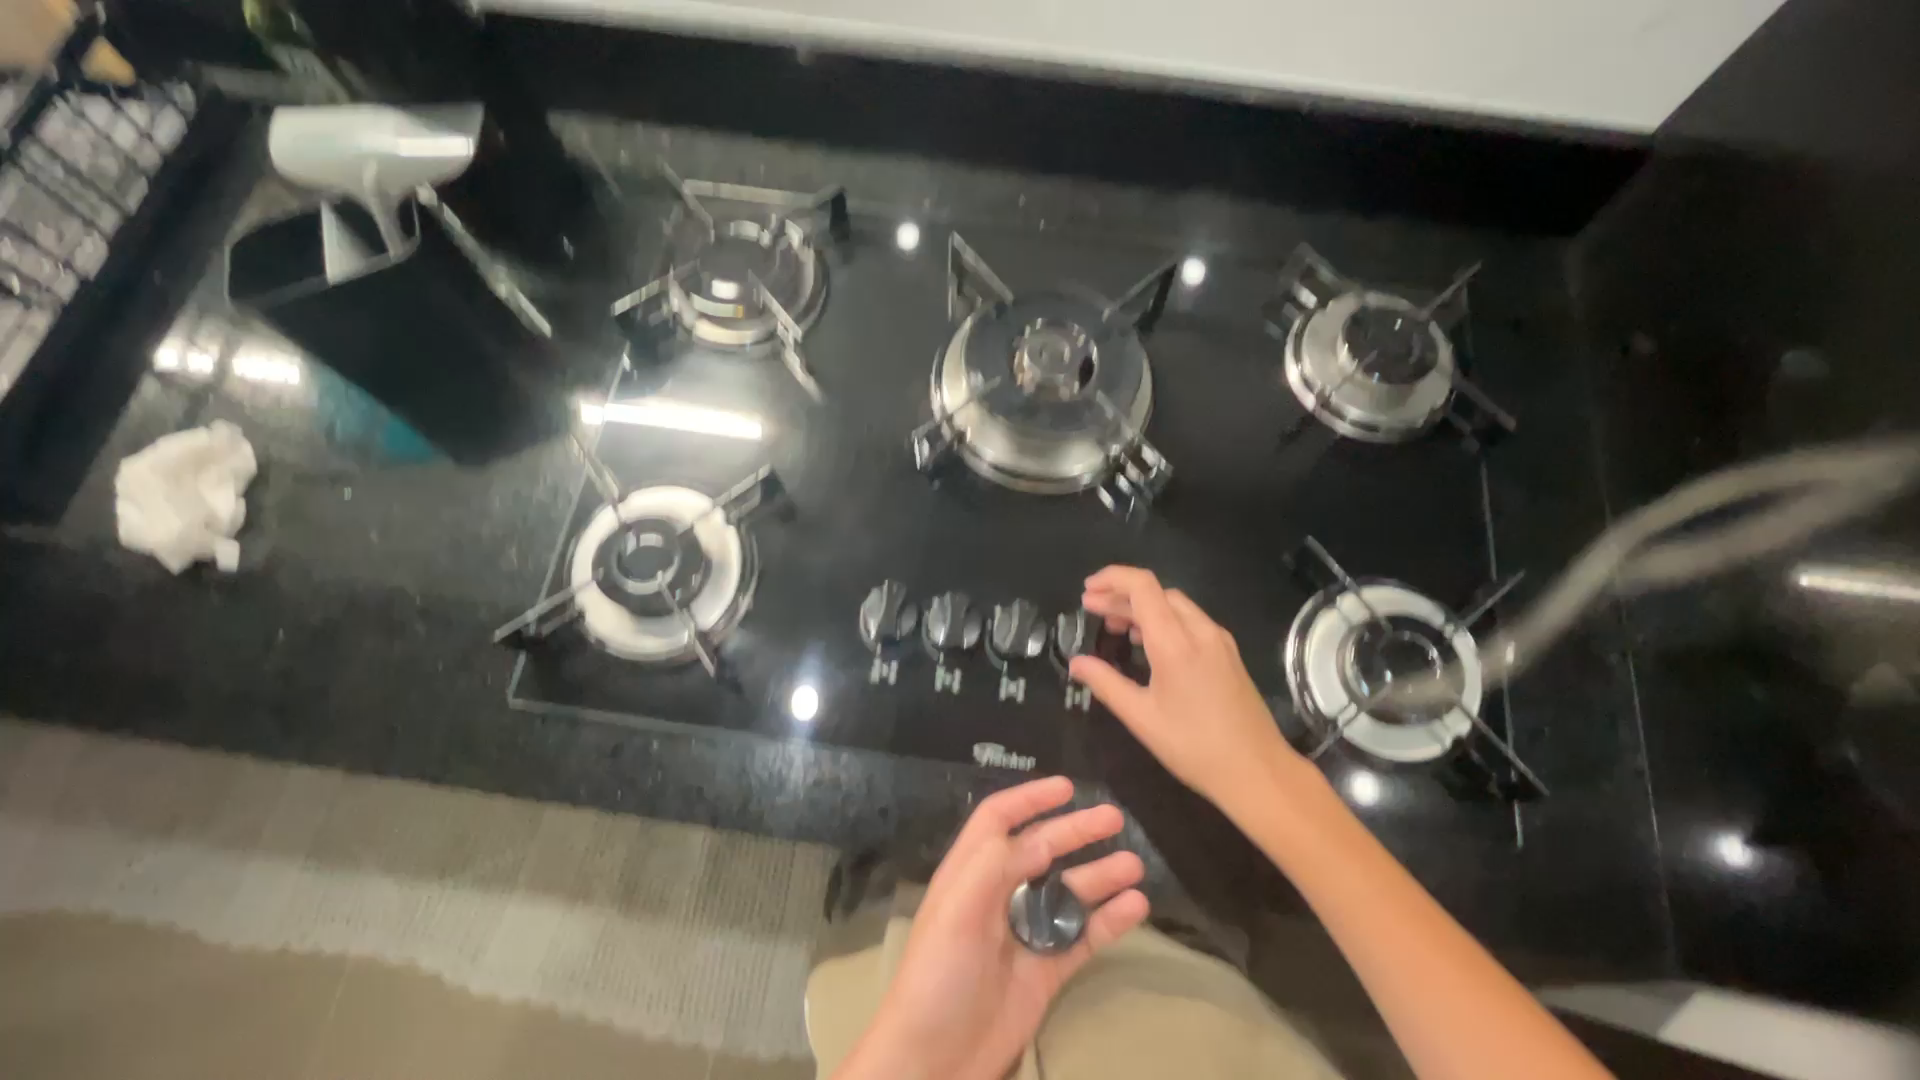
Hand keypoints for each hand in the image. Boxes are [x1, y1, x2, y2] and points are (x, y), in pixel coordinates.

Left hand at [838, 776, 1148, 1079]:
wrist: (934, 1061)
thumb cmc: (937, 979)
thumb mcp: (956, 915)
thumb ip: (992, 869)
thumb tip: (1035, 836)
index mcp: (970, 876)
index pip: (998, 821)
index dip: (1029, 799)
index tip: (1066, 786)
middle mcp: (998, 897)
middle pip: (1042, 851)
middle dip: (1075, 832)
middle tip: (1115, 817)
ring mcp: (1024, 935)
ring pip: (1068, 893)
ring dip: (1099, 875)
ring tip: (1134, 864)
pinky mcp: (1045, 972)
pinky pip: (1082, 938)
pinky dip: (1108, 921)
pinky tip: (1134, 908)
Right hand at [1069, 566, 1304, 810]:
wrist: (1257, 771)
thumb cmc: (1194, 747)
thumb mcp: (1141, 717)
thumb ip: (1105, 683)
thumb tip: (1076, 663)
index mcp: (1176, 643)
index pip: (1143, 587)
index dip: (1112, 579)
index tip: (1087, 592)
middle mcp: (1200, 631)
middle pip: (1158, 592)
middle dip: (1121, 596)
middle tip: (1092, 611)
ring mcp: (1219, 641)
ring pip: (1176, 605)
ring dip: (1143, 608)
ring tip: (1116, 627)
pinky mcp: (1229, 654)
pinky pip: (1192, 622)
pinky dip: (1164, 621)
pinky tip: (1149, 644)